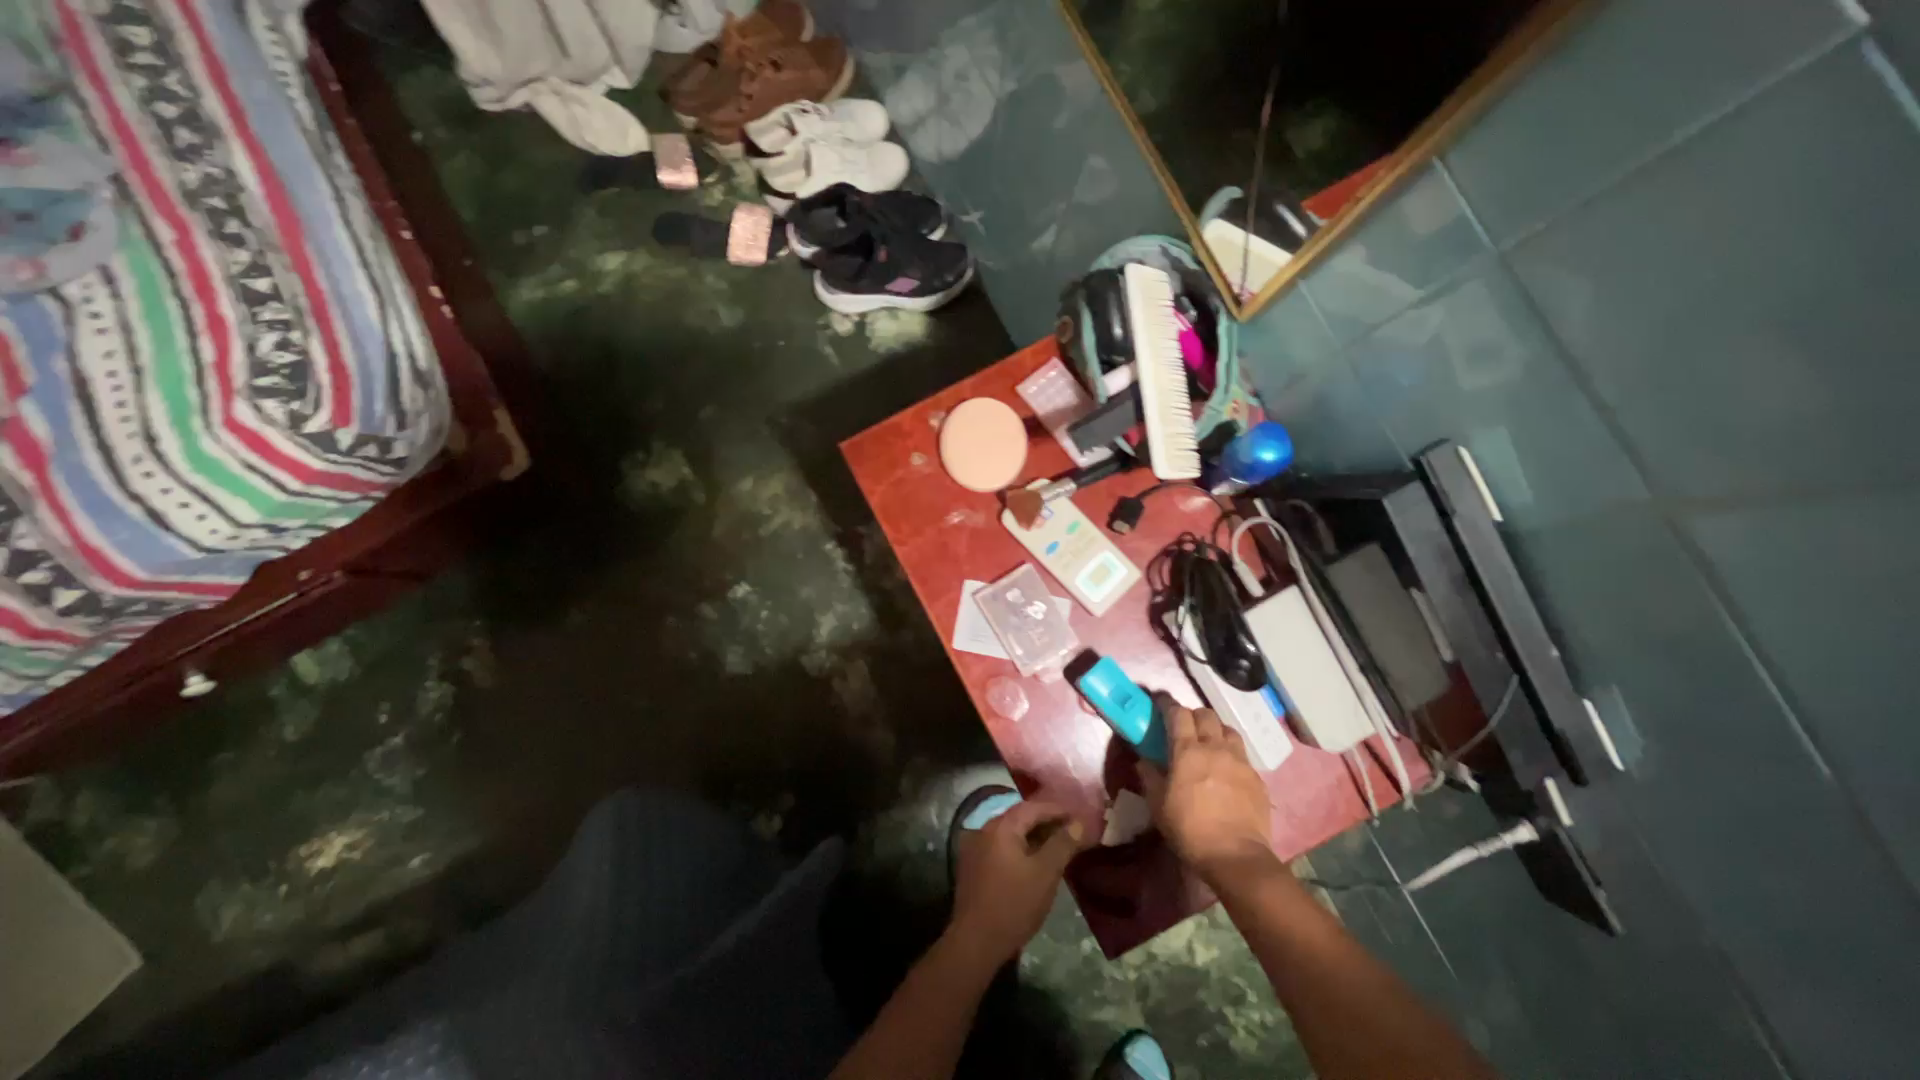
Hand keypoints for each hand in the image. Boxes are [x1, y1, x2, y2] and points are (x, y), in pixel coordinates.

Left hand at [949, 798, 1088, 965]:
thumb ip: (1062, 844)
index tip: (1079, 817)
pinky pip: (1001, 848)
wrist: (976, 942)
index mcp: (1000, 827)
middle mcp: (983, 831)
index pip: (1033, 807)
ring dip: (1033, 837)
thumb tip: (1078, 823)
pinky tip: (1034, 862)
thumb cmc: (1014, 904)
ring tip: (1057, 846)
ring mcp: (975, 849)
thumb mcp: (1045, 873)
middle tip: (1071, 831)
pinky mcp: (973, 867)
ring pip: (1010, 834)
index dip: (1058, 810)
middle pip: (1020, 818)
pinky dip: (1020, 849)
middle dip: (1046, 822)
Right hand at [1140, 699, 1275, 882]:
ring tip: (1209, 745)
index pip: (1178, 713)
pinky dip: (1231, 756)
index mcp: (1188, 751)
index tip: (1159, 703)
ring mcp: (1240, 762)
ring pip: (1228, 731)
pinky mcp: (1257, 778)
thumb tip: (1143, 761)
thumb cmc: (1189, 829)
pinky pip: (1242, 756)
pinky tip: (1226, 773)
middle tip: (1184, 727)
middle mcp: (1216, 748)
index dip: (1167, 704)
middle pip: (1206, 715)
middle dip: (1193, 715)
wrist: (1234, 855)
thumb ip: (1149, 777)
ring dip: (1216, 731)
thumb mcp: (1158, 805)